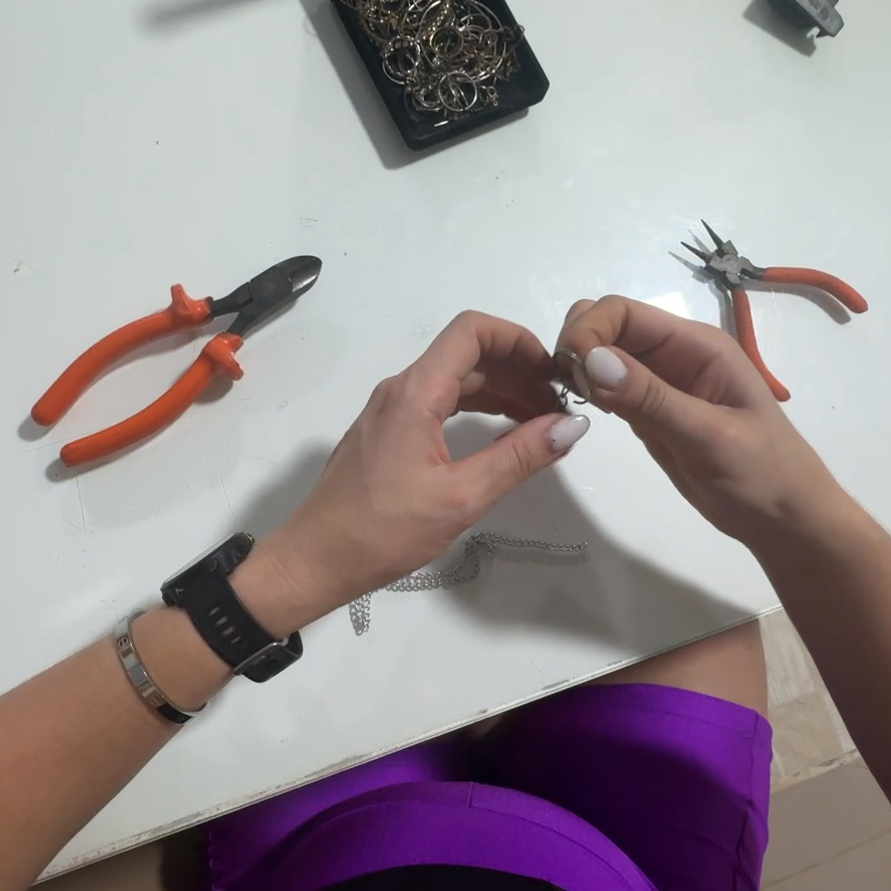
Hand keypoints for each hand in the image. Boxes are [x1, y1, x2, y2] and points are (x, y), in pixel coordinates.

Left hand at [240, 312, 589, 630]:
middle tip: (558, 409)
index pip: (472, 332)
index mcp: (415, 393)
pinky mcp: (387, 433)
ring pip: (454, 381)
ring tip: (540, 424)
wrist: (318, 559)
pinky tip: (502, 436)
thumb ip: (518, 457)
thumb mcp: (461, 497)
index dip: (519, 340)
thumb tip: (572, 426)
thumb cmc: (384, 530)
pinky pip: (439, 404)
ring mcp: (390, 411)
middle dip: (518, 373)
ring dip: (500, 393)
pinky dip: (475, 411)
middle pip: (467, 356)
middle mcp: (400, 390)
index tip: (554, 373)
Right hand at [555, 295, 850, 546]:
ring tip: (578, 405)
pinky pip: (606, 385)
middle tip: (572, 391)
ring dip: (577, 370)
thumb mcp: (707, 436)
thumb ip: (649, 398)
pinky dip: (587, 392)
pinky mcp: (646, 410)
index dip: (588, 332)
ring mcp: (658, 382)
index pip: (623, 312)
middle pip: (606, 324)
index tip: (568, 372)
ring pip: (600, 354)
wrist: (782, 518)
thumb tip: (590, 360)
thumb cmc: (760, 475)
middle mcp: (673, 353)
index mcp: (695, 345)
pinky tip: (589, 415)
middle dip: (577, 347)